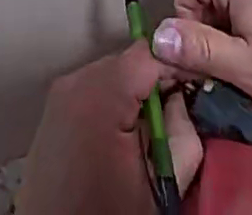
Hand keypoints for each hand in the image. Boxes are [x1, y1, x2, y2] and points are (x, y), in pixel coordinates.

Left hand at [16, 42, 201, 214]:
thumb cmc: (106, 213)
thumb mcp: (159, 181)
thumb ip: (182, 133)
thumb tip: (184, 99)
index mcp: (101, 94)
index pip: (149, 53)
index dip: (177, 63)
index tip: (198, 81)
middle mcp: (75, 80)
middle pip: (129, 61)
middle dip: (156, 80)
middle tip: (180, 109)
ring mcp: (61, 90)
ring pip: (112, 72)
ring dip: (134, 91)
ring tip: (151, 126)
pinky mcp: (54, 105)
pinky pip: (94, 86)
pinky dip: (113, 99)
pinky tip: (123, 132)